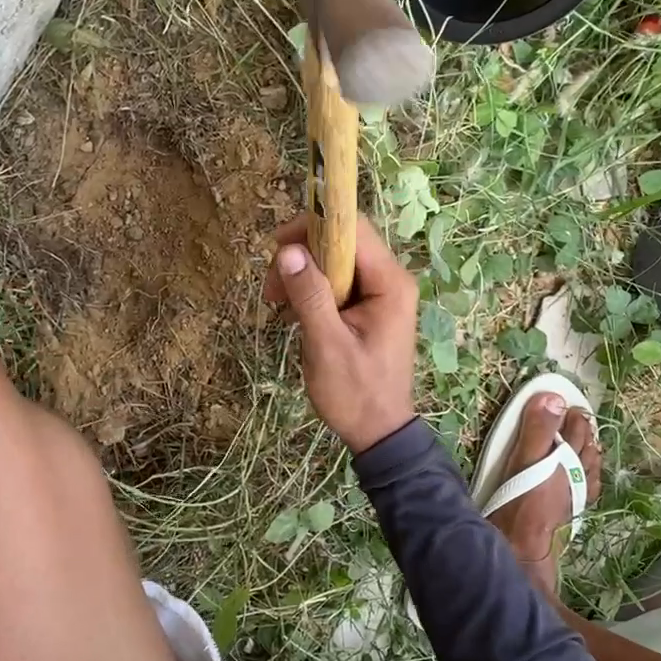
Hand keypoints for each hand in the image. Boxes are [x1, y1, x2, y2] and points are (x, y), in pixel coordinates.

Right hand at [262, 214, 419, 452]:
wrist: (379, 434)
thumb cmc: (356, 394)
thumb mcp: (327, 346)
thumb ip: (310, 296)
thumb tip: (287, 252)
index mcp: (390, 284)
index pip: (351, 228)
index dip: (312, 227)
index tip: (277, 249)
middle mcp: (390, 279)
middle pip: (340, 241)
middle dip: (301, 255)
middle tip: (271, 288)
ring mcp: (380, 292)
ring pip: (334, 260)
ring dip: (301, 274)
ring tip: (276, 304)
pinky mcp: (368, 306)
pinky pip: (336, 281)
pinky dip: (310, 289)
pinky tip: (292, 313)